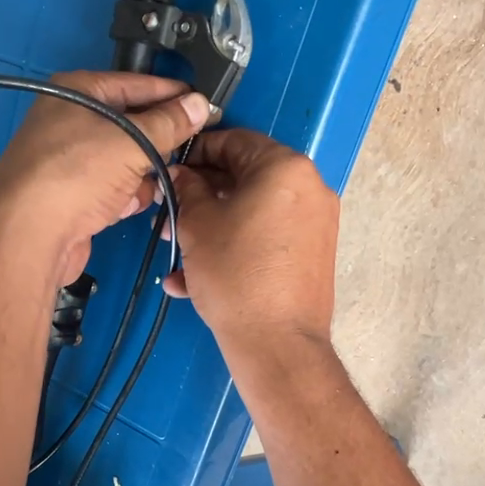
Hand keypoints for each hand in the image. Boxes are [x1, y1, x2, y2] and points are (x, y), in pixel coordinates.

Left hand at [0, 71, 210, 278]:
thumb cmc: (76, 175)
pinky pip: (112, 189)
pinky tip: (126, 207)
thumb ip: (169, 124)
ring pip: (125, 161)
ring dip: (142, 176)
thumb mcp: (131, 141)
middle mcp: (70, 121)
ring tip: (152, 186)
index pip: (135, 84)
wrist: (31, 237)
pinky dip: (124, 198)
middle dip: (157, 143)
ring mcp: (69, 161)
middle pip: (131, 125)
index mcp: (77, 91)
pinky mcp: (73, 197)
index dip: (171, 94)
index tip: (203, 105)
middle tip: (185, 151)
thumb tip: (200, 104)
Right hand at [162, 128, 338, 347]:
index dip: (197, 152)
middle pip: (245, 180)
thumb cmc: (235, 275)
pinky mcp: (312, 258)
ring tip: (177, 254)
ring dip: (212, 230)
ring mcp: (316, 226)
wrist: (277, 344)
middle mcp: (310, 189)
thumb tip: (181, 175)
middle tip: (168, 217)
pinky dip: (235, 251)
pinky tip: (196, 281)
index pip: (235, 141)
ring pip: (253, 215)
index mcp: (285, 168)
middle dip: (201, 199)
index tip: (171, 168)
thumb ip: (187, 189)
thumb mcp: (197, 226)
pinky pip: (266, 242)